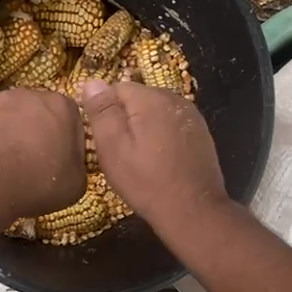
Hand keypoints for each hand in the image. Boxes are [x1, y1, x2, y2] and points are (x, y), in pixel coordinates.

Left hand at [0, 88, 85, 220]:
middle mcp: (29, 93)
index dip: (65, 140)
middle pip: (36, 112)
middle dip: (34, 131)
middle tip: (29, 160)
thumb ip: (78, 164)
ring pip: (6, 115)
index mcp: (62, 106)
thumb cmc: (38, 183)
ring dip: (7, 132)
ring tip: (2, 161)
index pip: (70, 119)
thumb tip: (70, 161)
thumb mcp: (75, 184)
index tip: (58, 160)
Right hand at [78, 81, 230, 231]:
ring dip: (144, 128)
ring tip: (139, 158)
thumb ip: (102, 112)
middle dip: (125, 119)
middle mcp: (174, 98)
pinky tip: (159, 160)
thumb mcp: (113, 149)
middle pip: (138, 98)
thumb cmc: (146, 182)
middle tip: (120, 152)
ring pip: (155, 112)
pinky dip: (161, 137)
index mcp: (150, 99)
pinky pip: (171, 125)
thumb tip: (91, 81)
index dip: (104, 111)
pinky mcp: (200, 133)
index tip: (103, 138)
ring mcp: (191, 115)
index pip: (116, 88)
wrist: (192, 210)